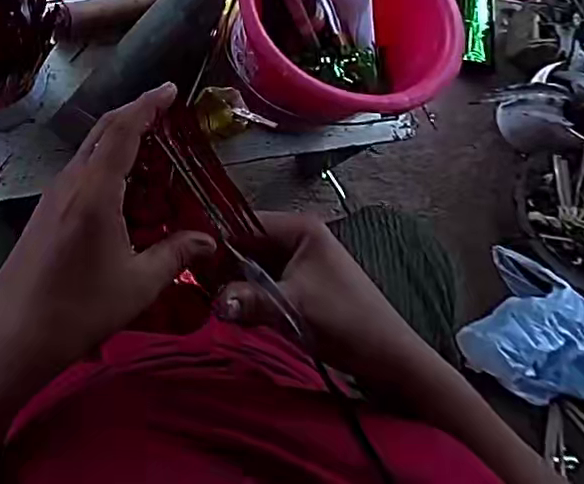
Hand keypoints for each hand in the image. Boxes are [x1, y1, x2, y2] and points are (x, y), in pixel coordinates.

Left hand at [0, 83, 215, 373]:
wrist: (11, 332)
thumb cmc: (77, 308)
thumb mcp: (137, 284)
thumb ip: (175, 255)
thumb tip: (208, 241)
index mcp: (94, 188)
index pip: (122, 129)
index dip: (148, 104)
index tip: (171, 89)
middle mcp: (72, 180)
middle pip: (104, 130)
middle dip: (136, 114)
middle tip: (168, 113)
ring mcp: (56, 192)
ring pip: (93, 149)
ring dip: (122, 140)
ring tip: (156, 152)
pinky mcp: (49, 208)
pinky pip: (84, 170)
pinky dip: (110, 165)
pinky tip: (127, 190)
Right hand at [214, 211, 406, 368]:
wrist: (392, 362)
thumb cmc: (349, 323)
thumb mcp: (295, 308)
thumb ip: (252, 300)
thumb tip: (214, 301)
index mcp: (300, 227)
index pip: (245, 222)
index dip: (218, 238)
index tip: (191, 258)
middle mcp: (298, 236)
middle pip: (247, 241)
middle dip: (224, 262)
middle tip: (197, 282)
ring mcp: (299, 259)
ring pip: (253, 262)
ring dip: (235, 279)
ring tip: (211, 295)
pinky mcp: (299, 282)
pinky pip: (263, 279)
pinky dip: (248, 291)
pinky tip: (234, 306)